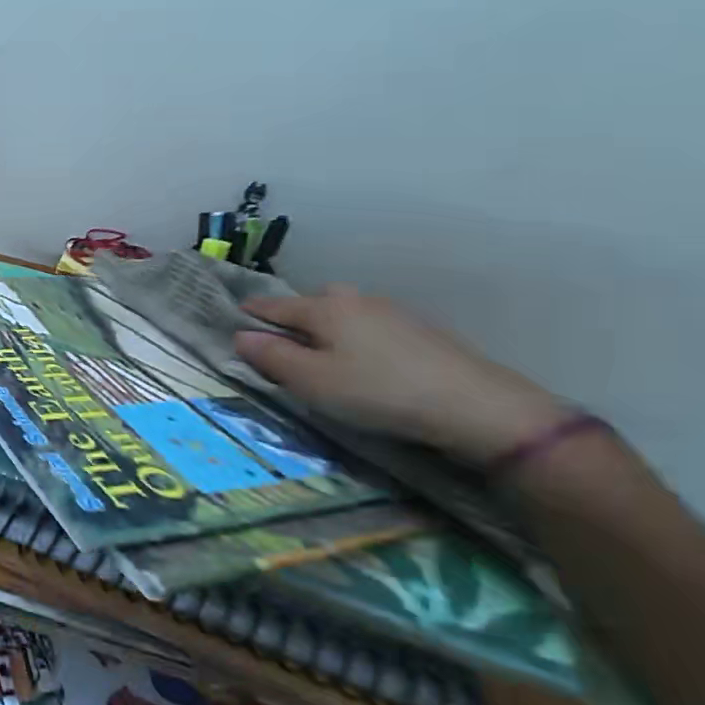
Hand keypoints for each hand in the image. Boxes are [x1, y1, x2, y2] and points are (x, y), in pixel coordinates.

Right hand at [232, 284, 568, 462]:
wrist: (474, 405)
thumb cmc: (374, 390)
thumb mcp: (308, 380)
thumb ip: (270, 356)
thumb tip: (241, 336)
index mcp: (324, 307)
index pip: (273, 305)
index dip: (249, 314)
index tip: (230, 321)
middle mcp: (357, 300)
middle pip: (313, 301)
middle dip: (292, 316)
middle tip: (279, 344)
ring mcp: (393, 313)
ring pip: (345, 312)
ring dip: (326, 327)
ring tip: (319, 355)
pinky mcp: (420, 332)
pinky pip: (370, 326)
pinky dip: (354, 338)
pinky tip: (360, 363)